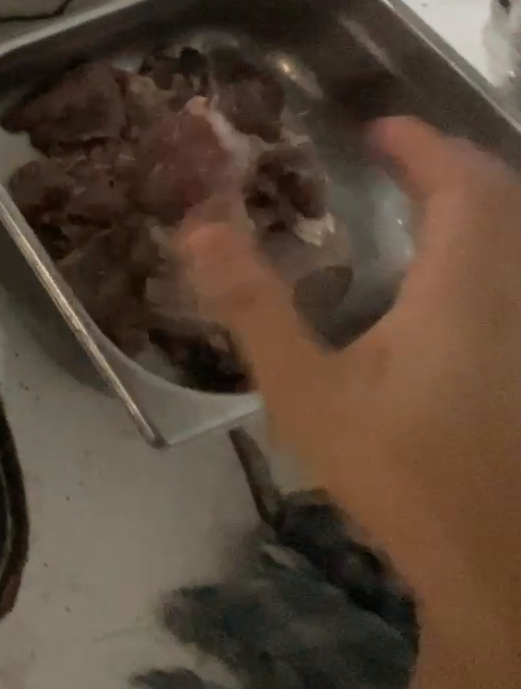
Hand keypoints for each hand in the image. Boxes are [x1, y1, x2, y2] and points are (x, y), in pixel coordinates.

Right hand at [182, 117, 520, 684]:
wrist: (493, 563)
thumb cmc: (394, 467)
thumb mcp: (300, 386)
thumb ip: (252, 305)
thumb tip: (200, 226)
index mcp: (465, 302)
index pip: (470, 197)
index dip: (430, 151)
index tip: (380, 125)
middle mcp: (514, 309)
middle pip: (509, 214)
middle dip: (457, 170)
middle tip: (395, 150)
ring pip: (517, 248)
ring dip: (473, 207)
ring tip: (416, 193)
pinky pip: (510, 280)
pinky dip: (479, 248)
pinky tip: (438, 273)